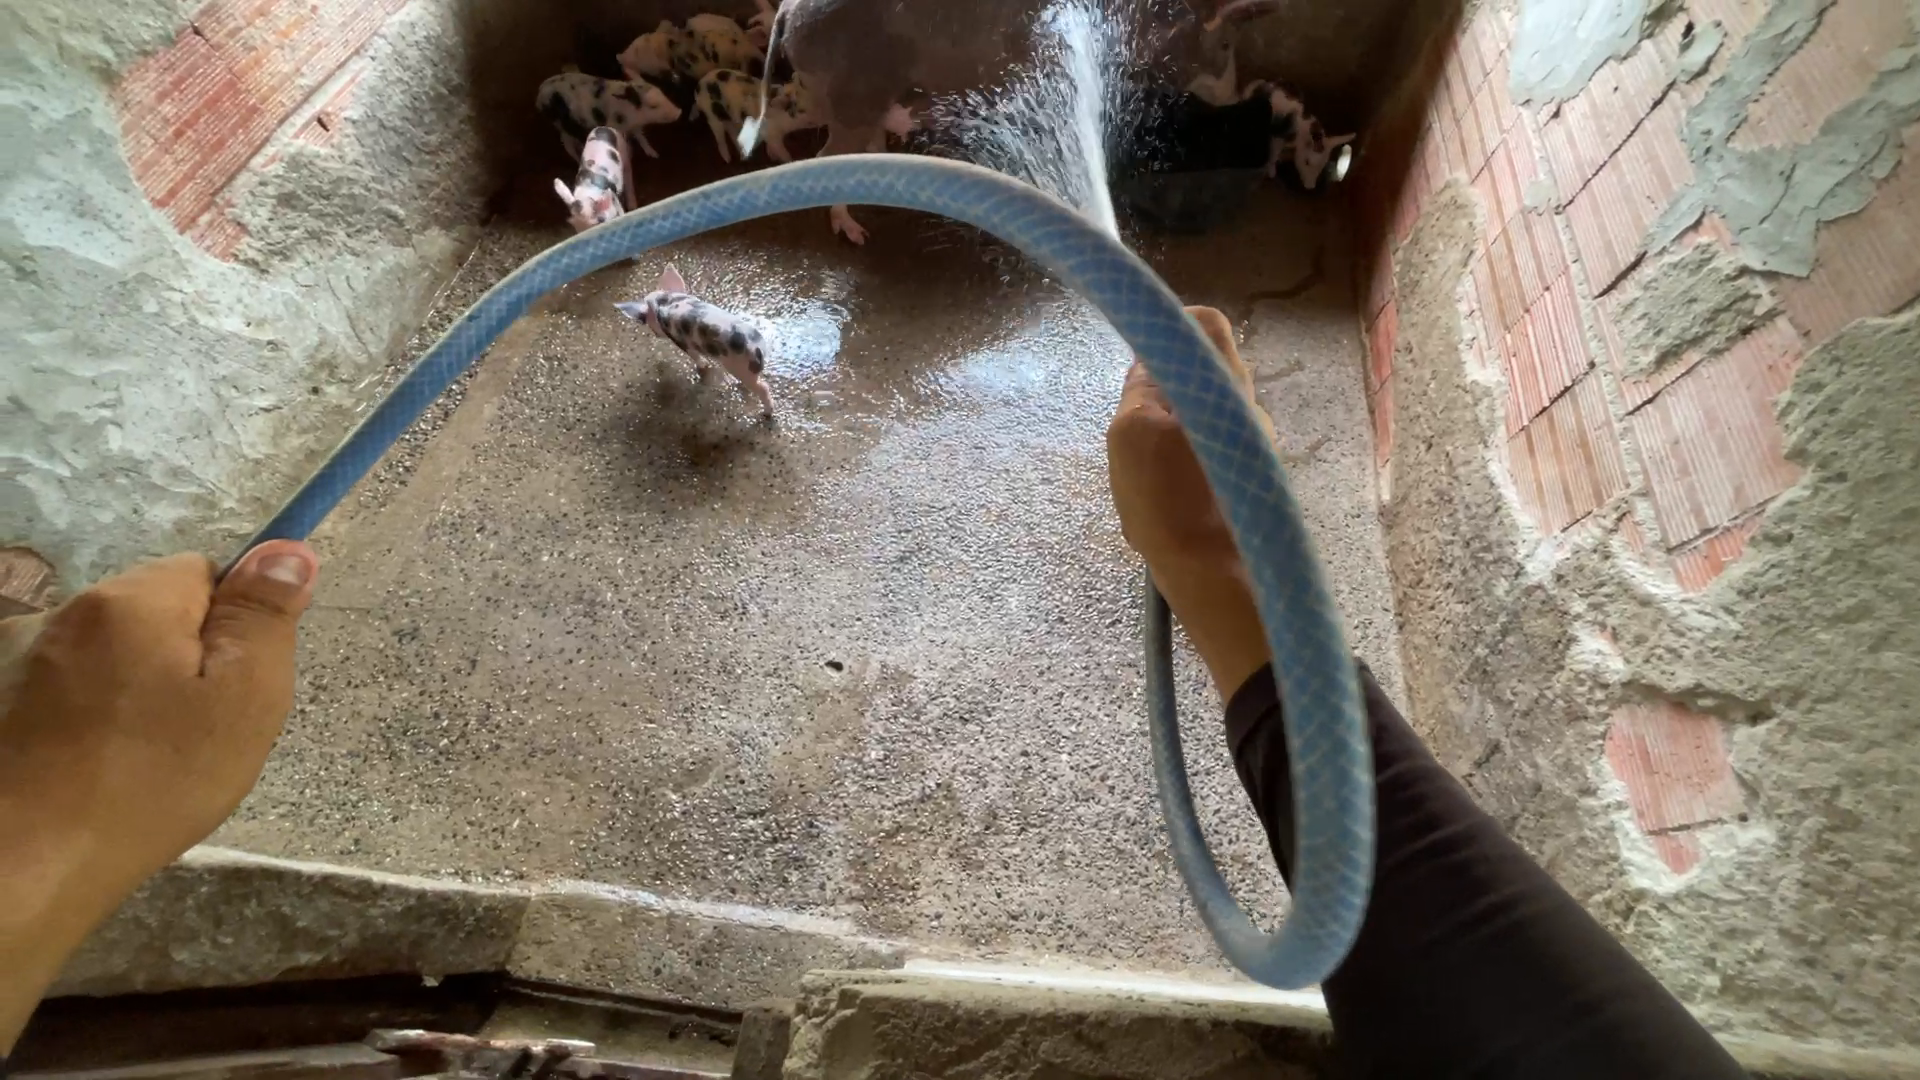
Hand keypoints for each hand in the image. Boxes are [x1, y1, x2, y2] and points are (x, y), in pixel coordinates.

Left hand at [0, 540, 317, 1048]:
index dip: (238, 618)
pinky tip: (112, 757)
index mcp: (129, 602)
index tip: (239, 674)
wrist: (25, 869)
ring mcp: (21, 662)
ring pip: (123, 649)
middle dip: (196, 649)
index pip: (209, 571)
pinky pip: (83, 683)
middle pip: (162, 608)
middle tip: (210, 716)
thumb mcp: (247, 689)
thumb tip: (288, 550)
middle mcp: (63, 615)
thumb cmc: (160, 773)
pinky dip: (106, 709)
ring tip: (160, 744)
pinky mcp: (4, 705)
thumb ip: (265, 614)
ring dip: (150, 680)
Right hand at [1106, 306, 1273, 697]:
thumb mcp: (1132, 435)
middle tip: (1133, 433)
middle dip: (1159, 395)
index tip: (1140, 362)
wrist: (1212, 577)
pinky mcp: (1241, 480)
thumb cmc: (1168, 503)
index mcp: (1226, 386)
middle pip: (1198, 373)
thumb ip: (1141, 390)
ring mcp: (1248, 447)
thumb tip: (1149, 363)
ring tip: (1144, 477)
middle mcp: (1247, 409)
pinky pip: (1200, 451)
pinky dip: (1176, 463)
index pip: (1205, 325)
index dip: (1168, 330)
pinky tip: (1161, 499)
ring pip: (1196, 415)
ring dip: (1164, 435)